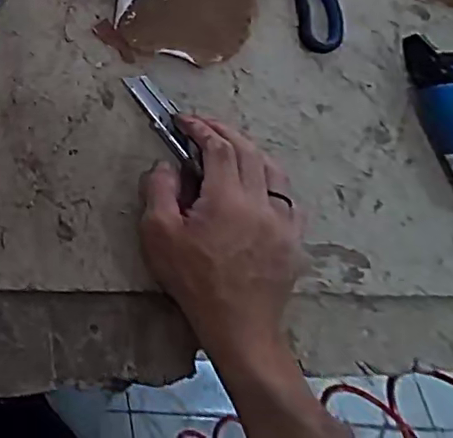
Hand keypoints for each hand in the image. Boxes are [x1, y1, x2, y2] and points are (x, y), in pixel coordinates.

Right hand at [139, 115, 303, 364]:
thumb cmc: (195, 283)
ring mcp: (282, 221)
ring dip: (249, 149)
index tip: (183, 121)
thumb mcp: (159, 236)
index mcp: (227, 199)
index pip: (218, 147)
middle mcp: (259, 203)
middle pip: (246, 149)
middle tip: (202, 125)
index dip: (200, 127)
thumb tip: (168, 164)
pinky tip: (258, 183)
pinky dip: (270, 179)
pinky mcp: (294, 239)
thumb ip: (159, 190)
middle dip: (223, 130)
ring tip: (229, 146)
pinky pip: (287, 196)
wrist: (240, 331)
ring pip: (271, 168)